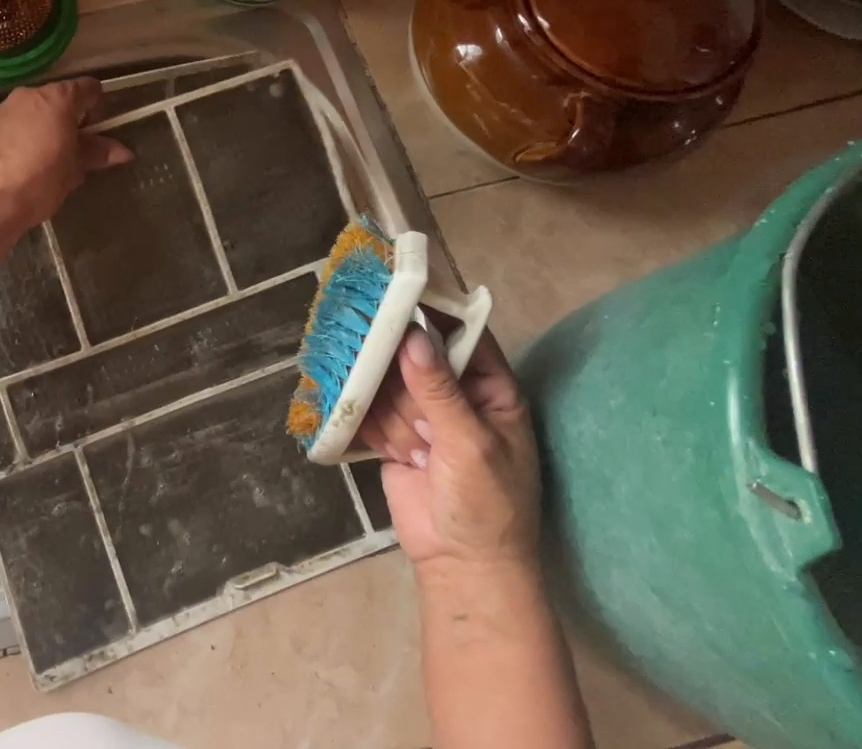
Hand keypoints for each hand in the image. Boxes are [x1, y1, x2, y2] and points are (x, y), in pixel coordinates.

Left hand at [0, 77, 133, 234]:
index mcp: (57, 99)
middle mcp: (27, 95)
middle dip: (66, 121)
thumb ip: (97, 154)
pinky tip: (12, 166)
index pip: (87, 88)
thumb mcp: (74, 171)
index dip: (97, 107)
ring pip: (27, 113)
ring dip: (38, 129)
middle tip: (70, 152)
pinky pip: (4, 127)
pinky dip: (13, 140)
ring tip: (39, 162)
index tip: (98, 132)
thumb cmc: (39, 181)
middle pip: (55, 100)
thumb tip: (122, 151)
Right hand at [359, 326, 541, 574]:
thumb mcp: (471, 445)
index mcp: (491, 391)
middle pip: (413, 358)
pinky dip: (375, 430)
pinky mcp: (393, 436)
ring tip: (416, 454)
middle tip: (413, 416)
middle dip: (406, 387)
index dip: (434, 316)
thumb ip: (439, 390)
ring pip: (387, 386)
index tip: (397, 295)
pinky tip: (395, 455)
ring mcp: (422, 416)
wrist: (460, 564)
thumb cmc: (486, 504)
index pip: (463, 337)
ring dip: (395, 420)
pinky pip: (370, 413)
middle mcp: (455, 396)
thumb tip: (414, 336)